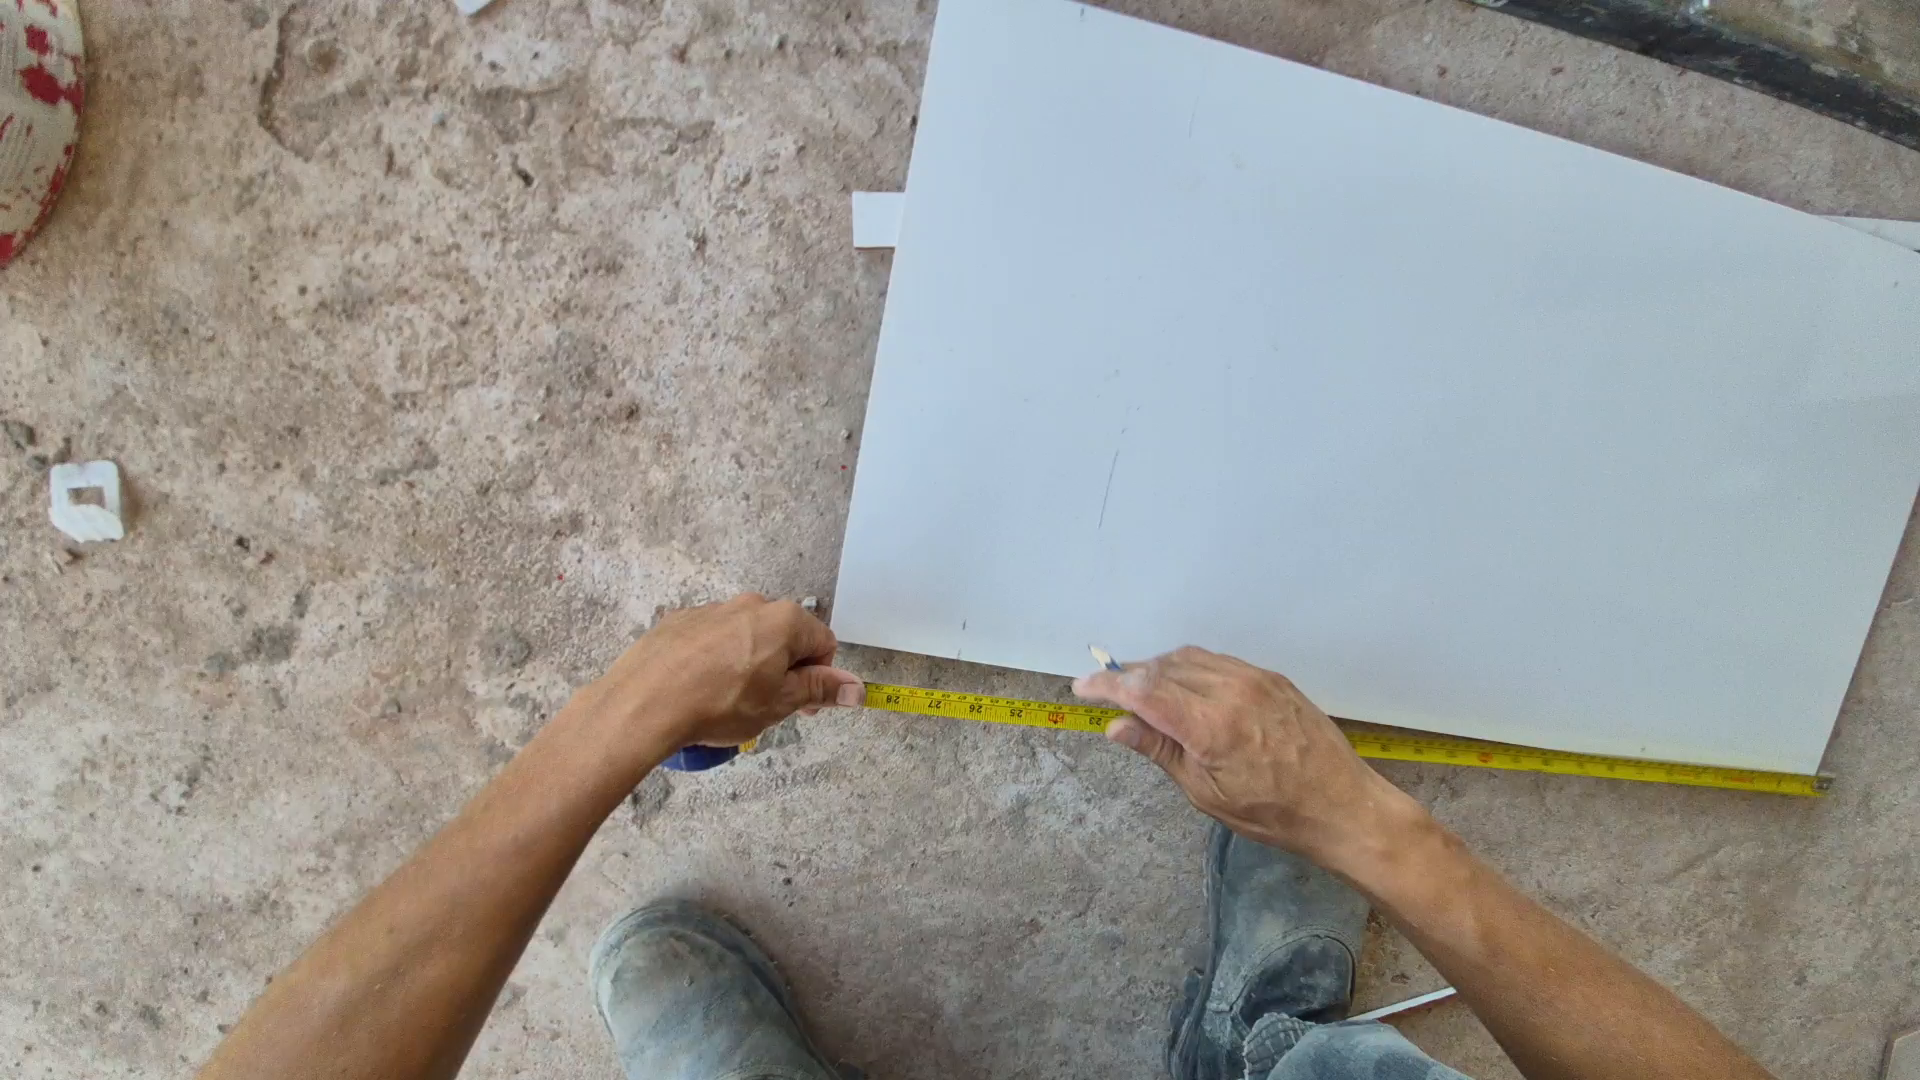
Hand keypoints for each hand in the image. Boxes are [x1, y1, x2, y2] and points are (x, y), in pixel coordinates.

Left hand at [580, 594, 863, 753]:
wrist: (644, 703)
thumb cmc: (721, 703)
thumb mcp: (780, 704)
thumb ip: (822, 690)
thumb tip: (859, 689)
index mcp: (785, 620)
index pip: (823, 644)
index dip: (819, 678)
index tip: (801, 706)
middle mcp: (752, 604)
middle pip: (785, 636)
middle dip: (784, 669)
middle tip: (766, 706)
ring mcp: (713, 608)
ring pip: (747, 636)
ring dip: (749, 663)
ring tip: (727, 701)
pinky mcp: (680, 619)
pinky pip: (712, 637)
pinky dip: (714, 658)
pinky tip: (698, 688)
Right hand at [1073, 647, 1424, 869]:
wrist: (1344, 807)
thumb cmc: (1271, 813)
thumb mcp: (1205, 793)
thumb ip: (1158, 749)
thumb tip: (1116, 725)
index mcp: (1210, 725)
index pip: (1143, 690)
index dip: (1106, 684)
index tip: (1081, 686)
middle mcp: (1229, 690)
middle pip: (1160, 667)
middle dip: (1128, 676)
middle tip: (1108, 694)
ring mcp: (1253, 678)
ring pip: (1187, 657)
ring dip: (1156, 668)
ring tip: (1142, 690)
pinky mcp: (1269, 676)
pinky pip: (1215, 660)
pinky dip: (1187, 667)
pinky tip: (1182, 687)